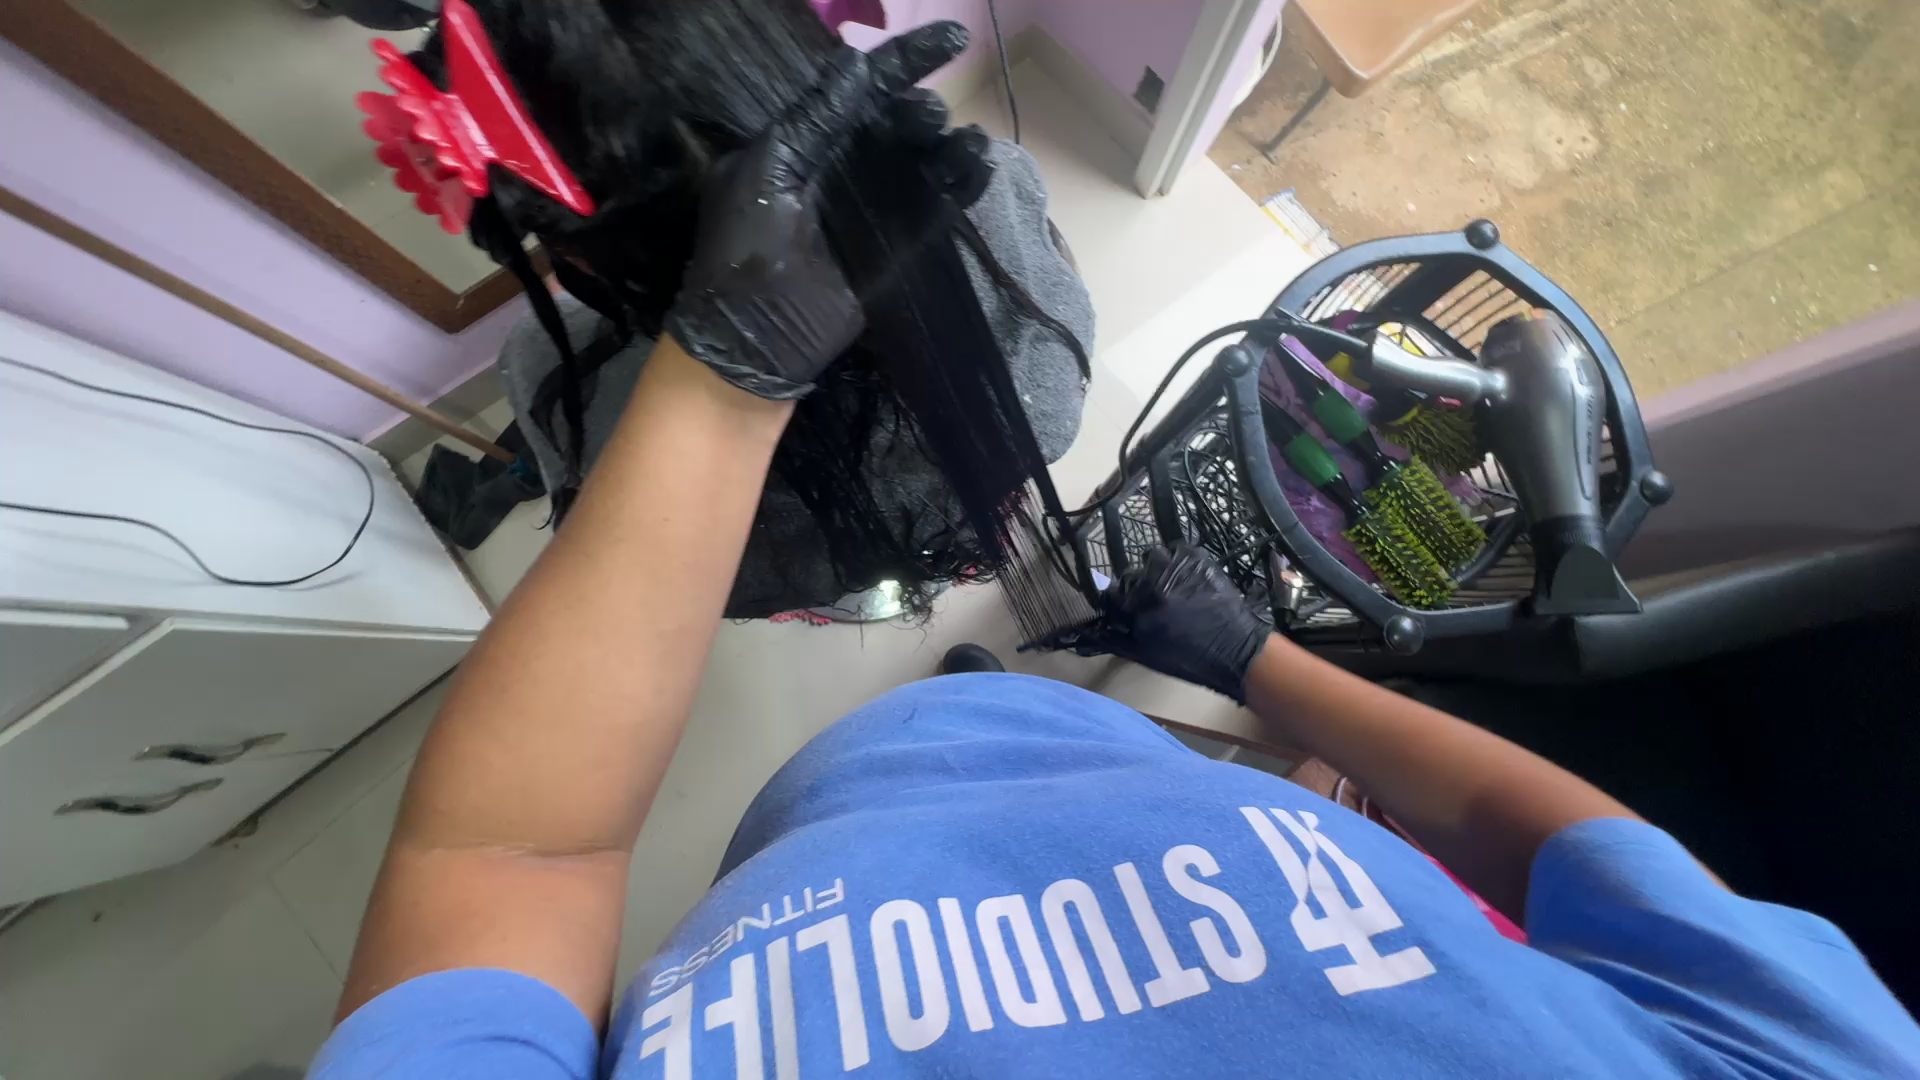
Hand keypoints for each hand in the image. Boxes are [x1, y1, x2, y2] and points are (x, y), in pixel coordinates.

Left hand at [664, 24, 973, 398]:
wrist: (754, 341)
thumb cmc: (743, 256)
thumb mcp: (769, 173)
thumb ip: (815, 122)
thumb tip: (856, 66)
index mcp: (809, 144)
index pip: (862, 90)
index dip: (905, 62)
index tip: (953, 40)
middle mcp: (846, 170)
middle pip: (898, 126)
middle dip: (920, 113)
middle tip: (928, 121)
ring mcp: (875, 212)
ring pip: (923, 166)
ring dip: (948, 148)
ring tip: (966, 142)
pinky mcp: (897, 250)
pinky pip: (934, 212)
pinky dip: (959, 190)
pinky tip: (977, 167)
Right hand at [1104, 545, 1271, 702]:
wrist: (1236, 651)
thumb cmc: (1190, 658)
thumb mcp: (1146, 652)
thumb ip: (1122, 633)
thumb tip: (1108, 620)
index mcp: (1137, 607)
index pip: (1112, 593)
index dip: (1118, 600)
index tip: (1125, 605)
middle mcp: (1153, 582)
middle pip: (1132, 574)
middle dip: (1139, 585)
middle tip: (1155, 597)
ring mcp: (1175, 567)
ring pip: (1154, 556)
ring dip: (1158, 568)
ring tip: (1171, 583)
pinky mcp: (1197, 558)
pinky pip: (1178, 550)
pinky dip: (1180, 561)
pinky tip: (1187, 575)